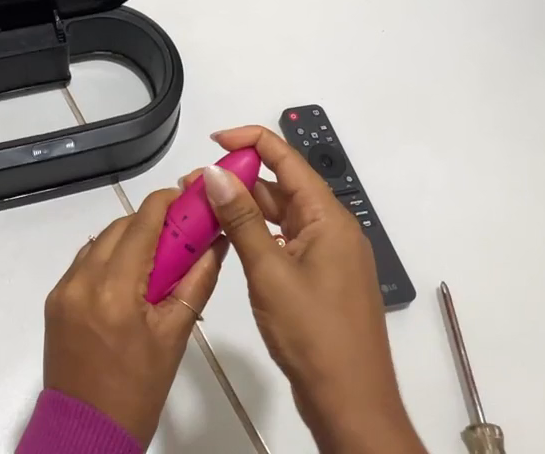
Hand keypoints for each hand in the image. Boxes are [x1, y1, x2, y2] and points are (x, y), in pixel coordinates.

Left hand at [44, 188, 226, 445]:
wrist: (86, 433)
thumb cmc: (139, 390)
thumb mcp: (174, 337)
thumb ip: (196, 283)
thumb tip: (216, 243)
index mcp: (115, 289)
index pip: (142, 224)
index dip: (167, 202)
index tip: (189, 196)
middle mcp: (83, 279)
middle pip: (120, 228)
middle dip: (151, 223)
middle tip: (182, 231)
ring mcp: (64, 288)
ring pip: (100, 242)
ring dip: (128, 239)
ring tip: (158, 256)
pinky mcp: (55, 299)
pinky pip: (85, 262)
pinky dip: (108, 259)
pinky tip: (129, 276)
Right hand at [194, 127, 425, 453]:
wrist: (351, 405)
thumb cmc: (313, 334)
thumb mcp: (269, 271)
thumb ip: (240, 218)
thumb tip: (214, 172)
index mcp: (327, 217)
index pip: (287, 158)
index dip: (249, 140)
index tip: (212, 142)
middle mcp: (331, 228)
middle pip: (282, 184)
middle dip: (238, 178)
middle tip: (193, 185)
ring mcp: (327, 255)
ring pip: (280, 214)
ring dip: (243, 208)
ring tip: (201, 210)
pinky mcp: (320, 278)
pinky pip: (284, 240)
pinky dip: (256, 234)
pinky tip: (227, 241)